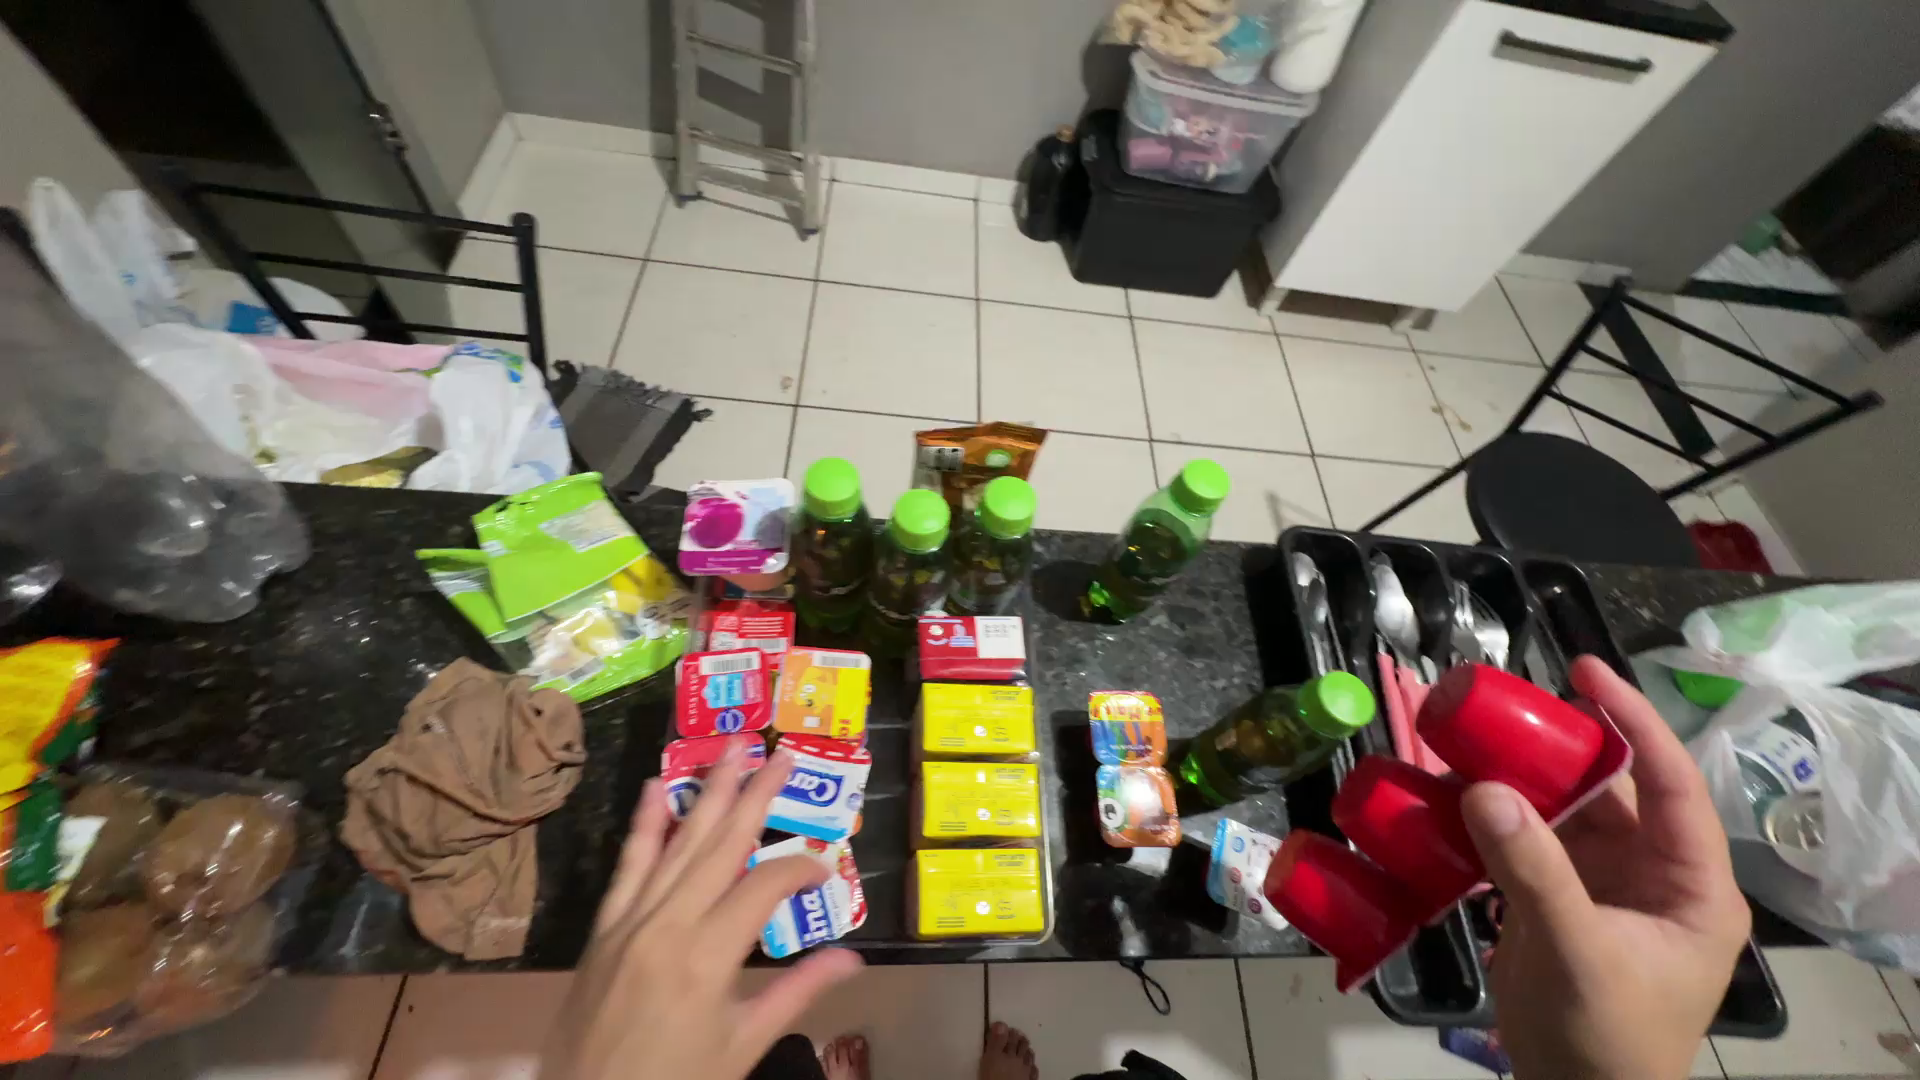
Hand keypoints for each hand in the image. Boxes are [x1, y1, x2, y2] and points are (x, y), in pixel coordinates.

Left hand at [540, 745, 863, 1079]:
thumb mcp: (742, 1047)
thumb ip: (798, 993)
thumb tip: (854, 959)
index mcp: (710, 955)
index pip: (766, 884)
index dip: (801, 870)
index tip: (823, 872)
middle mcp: (671, 923)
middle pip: (723, 842)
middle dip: (757, 793)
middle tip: (781, 753)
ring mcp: (632, 920)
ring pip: (680, 841)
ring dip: (709, 791)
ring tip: (733, 749)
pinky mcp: (605, 927)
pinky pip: (628, 865)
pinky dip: (644, 824)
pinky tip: (654, 787)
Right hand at [1462, 656, 1749, 1079]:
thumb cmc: (1603, 1032)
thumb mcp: (1575, 950)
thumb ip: (1533, 870)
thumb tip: (1482, 788)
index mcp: (1689, 884)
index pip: (1672, 783)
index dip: (1633, 720)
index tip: (1585, 671)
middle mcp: (1648, 872)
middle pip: (1608, 787)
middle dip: (1557, 744)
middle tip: (1501, 707)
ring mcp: (1597, 883)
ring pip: (1558, 808)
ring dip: (1513, 777)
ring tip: (1465, 743)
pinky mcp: (1552, 894)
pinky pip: (1522, 835)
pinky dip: (1488, 813)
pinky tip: (1451, 796)